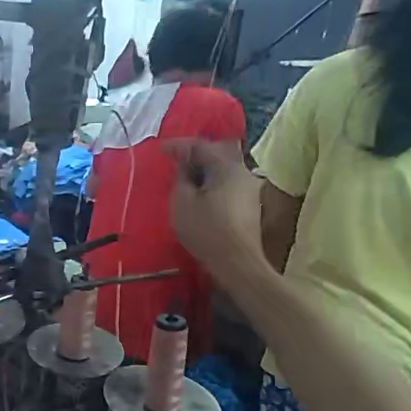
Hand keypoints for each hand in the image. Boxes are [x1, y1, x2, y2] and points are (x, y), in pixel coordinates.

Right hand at [164, 139, 264, 278]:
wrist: (238, 264)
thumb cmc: (207, 230)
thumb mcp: (183, 201)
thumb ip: (181, 177)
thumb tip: (184, 165)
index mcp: (228, 167)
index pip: (201, 146)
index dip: (178, 146)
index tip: (160, 149)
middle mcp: (243, 173)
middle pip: (216, 155)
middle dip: (194, 156)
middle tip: (174, 159)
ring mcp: (250, 190)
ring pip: (223, 172)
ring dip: (204, 171)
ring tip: (185, 177)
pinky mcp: (249, 207)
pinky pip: (227, 185)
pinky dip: (211, 184)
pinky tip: (200, 193)